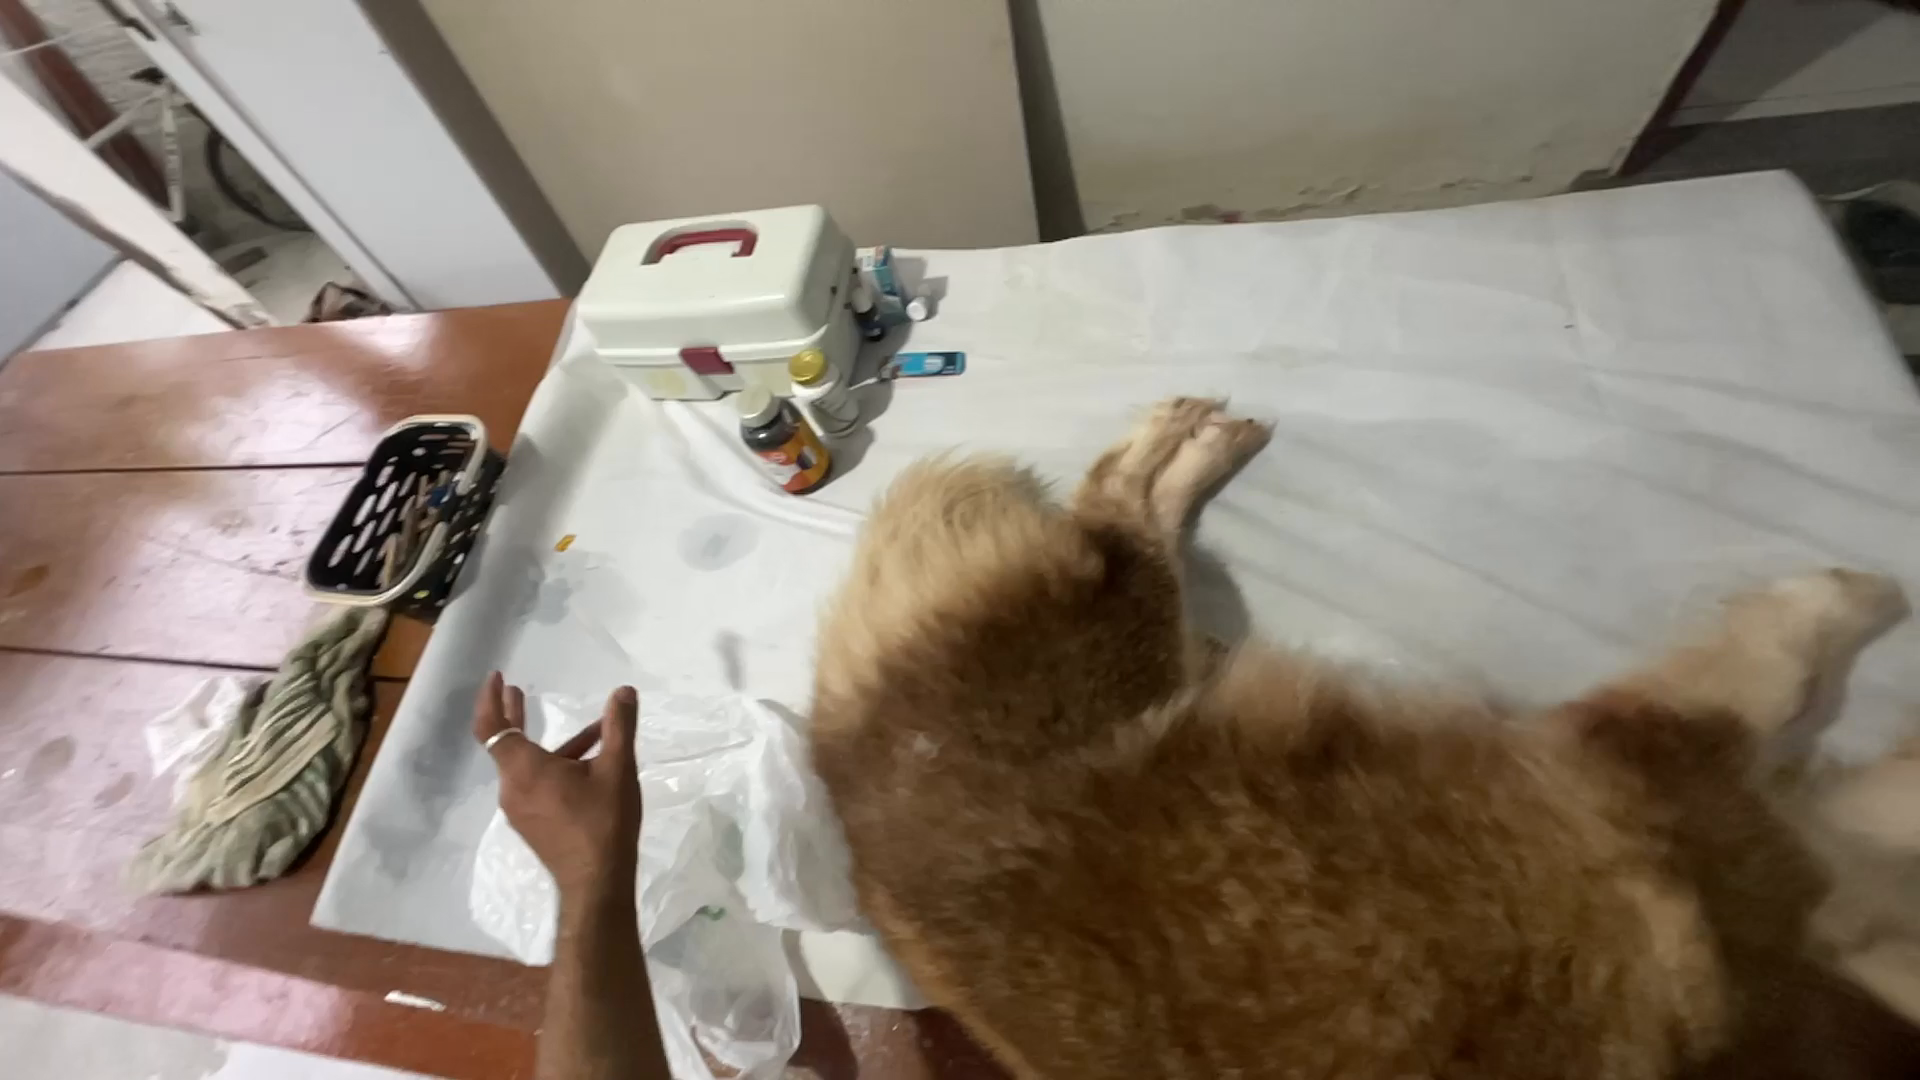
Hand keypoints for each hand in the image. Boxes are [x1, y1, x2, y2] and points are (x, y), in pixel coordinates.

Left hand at [473, 673, 641, 900]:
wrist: (597, 880)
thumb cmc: (604, 820)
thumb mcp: (618, 767)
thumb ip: (619, 726)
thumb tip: (623, 691)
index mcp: (526, 770)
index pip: (493, 728)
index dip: (490, 700)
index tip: (497, 678)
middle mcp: (513, 788)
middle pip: (505, 744)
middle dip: (512, 714)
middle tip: (517, 689)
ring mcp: (520, 808)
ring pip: (528, 764)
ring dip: (551, 742)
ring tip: (593, 730)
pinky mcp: (533, 822)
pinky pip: (536, 782)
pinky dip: (556, 763)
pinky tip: (592, 764)